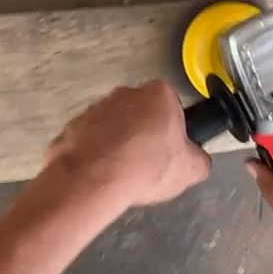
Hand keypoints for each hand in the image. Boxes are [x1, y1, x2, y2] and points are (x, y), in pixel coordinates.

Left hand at [44, 81, 211, 209]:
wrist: (93, 180)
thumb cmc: (147, 167)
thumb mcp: (192, 170)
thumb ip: (199, 159)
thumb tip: (196, 160)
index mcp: (158, 94)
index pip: (171, 106)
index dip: (172, 129)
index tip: (169, 150)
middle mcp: (126, 93)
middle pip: (141, 112)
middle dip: (144, 133)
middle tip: (148, 163)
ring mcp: (95, 107)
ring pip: (114, 125)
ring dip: (118, 143)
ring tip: (122, 174)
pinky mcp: (73, 126)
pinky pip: (91, 139)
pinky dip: (95, 154)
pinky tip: (101, 175)